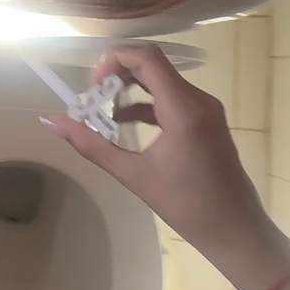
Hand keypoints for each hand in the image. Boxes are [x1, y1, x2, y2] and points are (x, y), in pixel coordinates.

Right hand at [45, 44, 279, 265]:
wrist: (236, 231)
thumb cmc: (186, 206)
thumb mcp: (132, 175)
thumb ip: (91, 144)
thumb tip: (52, 121)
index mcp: (183, 109)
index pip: (147, 58)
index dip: (114, 60)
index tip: (93, 87)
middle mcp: (198, 100)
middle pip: (152, 64)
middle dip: (116, 73)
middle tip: (93, 98)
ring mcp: (206, 108)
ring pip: (160, 79)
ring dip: (128, 88)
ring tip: (102, 112)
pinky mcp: (206, 118)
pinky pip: (170, 96)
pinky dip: (144, 101)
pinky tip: (124, 123)